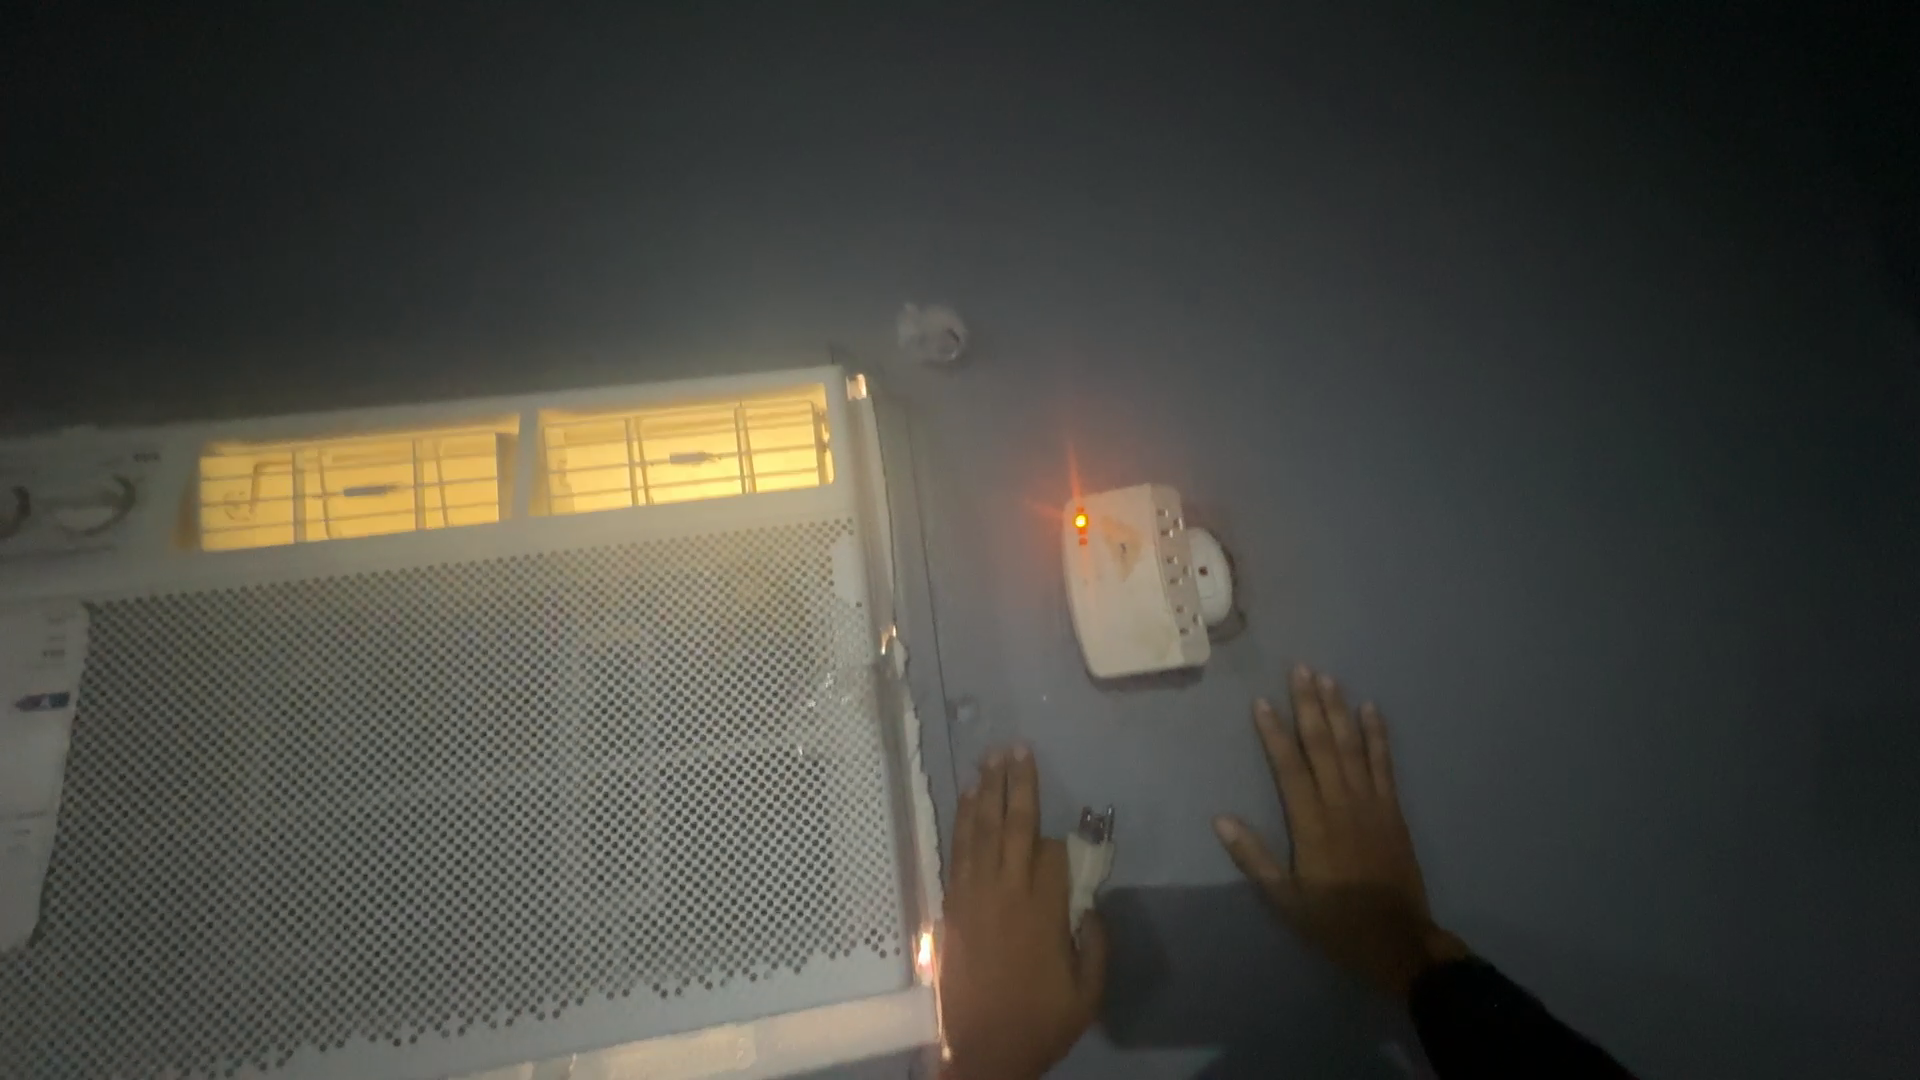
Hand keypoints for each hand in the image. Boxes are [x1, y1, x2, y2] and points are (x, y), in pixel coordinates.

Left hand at [940, 745, 1107, 1079]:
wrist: (981, 1051)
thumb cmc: (1039, 1021)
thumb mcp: (1087, 994)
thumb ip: (1096, 944)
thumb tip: (1091, 903)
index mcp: (1043, 908)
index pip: (1052, 852)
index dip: (1060, 838)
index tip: (1067, 828)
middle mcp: (1007, 889)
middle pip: (1013, 823)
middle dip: (1018, 783)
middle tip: (1017, 747)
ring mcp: (974, 891)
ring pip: (981, 827)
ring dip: (986, 789)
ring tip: (991, 756)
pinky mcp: (952, 900)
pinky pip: (958, 847)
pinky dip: (962, 818)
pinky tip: (966, 795)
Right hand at [1214, 665, 1467, 998]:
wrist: (1400, 944)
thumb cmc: (1334, 920)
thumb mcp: (1285, 898)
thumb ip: (1253, 857)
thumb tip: (1220, 818)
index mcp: (1312, 822)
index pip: (1289, 766)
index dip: (1274, 732)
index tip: (1262, 701)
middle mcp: (1342, 803)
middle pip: (1323, 745)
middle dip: (1309, 705)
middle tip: (1301, 669)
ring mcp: (1371, 804)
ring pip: (1353, 747)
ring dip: (1339, 710)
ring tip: (1328, 678)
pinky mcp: (1393, 810)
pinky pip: (1384, 765)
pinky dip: (1378, 736)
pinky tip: (1371, 710)